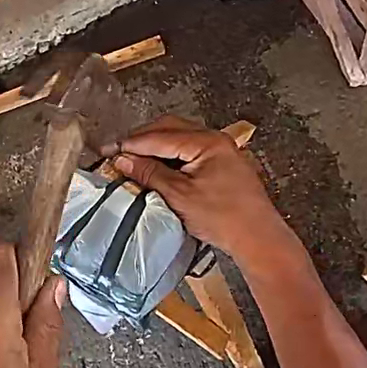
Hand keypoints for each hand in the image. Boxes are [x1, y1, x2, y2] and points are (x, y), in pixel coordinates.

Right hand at [107, 117, 303, 270]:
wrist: (258, 238)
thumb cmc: (223, 218)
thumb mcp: (179, 195)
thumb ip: (150, 173)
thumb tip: (123, 160)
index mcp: (206, 142)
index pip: (159, 136)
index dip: (131, 143)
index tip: (108, 151)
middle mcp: (214, 139)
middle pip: (169, 129)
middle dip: (141, 139)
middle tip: (118, 151)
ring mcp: (219, 150)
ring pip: (178, 138)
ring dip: (154, 146)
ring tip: (132, 158)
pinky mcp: (220, 164)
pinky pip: (188, 150)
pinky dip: (168, 155)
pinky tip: (155, 167)